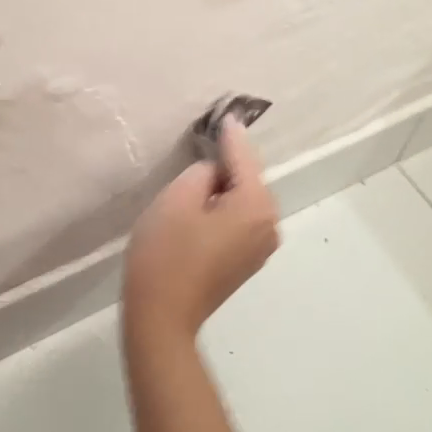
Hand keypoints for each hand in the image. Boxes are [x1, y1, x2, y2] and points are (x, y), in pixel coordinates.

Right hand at [123, 118, 280, 343]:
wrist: (162, 317)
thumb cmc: (167, 253)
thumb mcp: (178, 197)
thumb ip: (203, 171)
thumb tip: (216, 173)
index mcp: (257, 205)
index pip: (243, 157)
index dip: (229, 134)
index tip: (226, 114)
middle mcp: (269, 224)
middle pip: (248, 178)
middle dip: (228, 161)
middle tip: (204, 141)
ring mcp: (260, 247)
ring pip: (243, 200)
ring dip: (224, 185)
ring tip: (198, 172)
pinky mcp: (245, 261)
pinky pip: (239, 220)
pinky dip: (224, 207)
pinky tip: (201, 205)